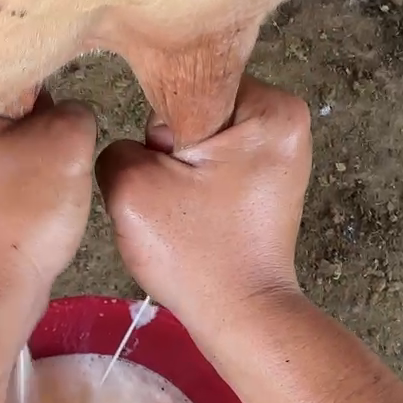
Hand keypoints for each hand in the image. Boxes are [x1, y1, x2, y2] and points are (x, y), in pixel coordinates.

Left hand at [0, 93, 96, 327]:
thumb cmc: (20, 217)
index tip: (57, 86)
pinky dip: (11, 178)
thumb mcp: (67, 142)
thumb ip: (72, 106)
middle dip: (29, 111)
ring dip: (23, 148)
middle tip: (53, 130)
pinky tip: (27, 195)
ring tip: (43, 166)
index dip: (35, 67)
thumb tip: (59, 115)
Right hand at [96, 79, 311, 320]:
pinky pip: (216, 166)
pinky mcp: (272, 182)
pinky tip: (197, 220)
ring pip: (200, 143)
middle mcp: (286, 117)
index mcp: (267, 107)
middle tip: (172, 202)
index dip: (156, 134)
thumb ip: (117, 149)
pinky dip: (197, 190)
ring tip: (184, 215)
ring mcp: (283, 151)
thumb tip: (134, 151)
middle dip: (169, 154)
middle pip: (193, 114)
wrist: (239, 314)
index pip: (183, 87)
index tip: (164, 178)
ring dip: (180, 175)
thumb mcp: (132, 191)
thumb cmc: (193, 254)